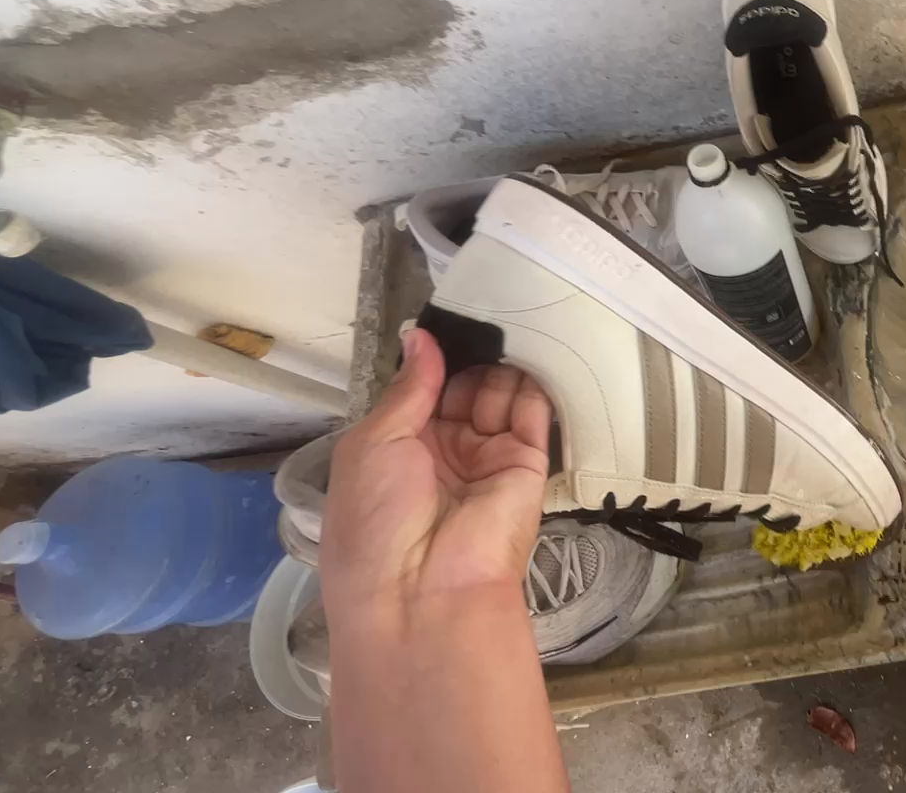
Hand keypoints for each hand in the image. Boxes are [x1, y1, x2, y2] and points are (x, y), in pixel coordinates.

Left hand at [321, 328, 552, 621]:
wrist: (426, 589)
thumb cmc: (378, 518)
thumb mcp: (373, 445)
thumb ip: (408, 387)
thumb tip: (420, 336)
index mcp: (399, 447)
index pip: (422, 390)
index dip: (431, 358)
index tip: (443, 318)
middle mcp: (446, 447)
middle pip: (463, 387)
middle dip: (469, 357)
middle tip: (480, 315)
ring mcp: (489, 453)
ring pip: (498, 394)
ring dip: (499, 365)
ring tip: (505, 327)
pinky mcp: (529, 459)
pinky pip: (532, 412)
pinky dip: (532, 382)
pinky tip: (529, 347)